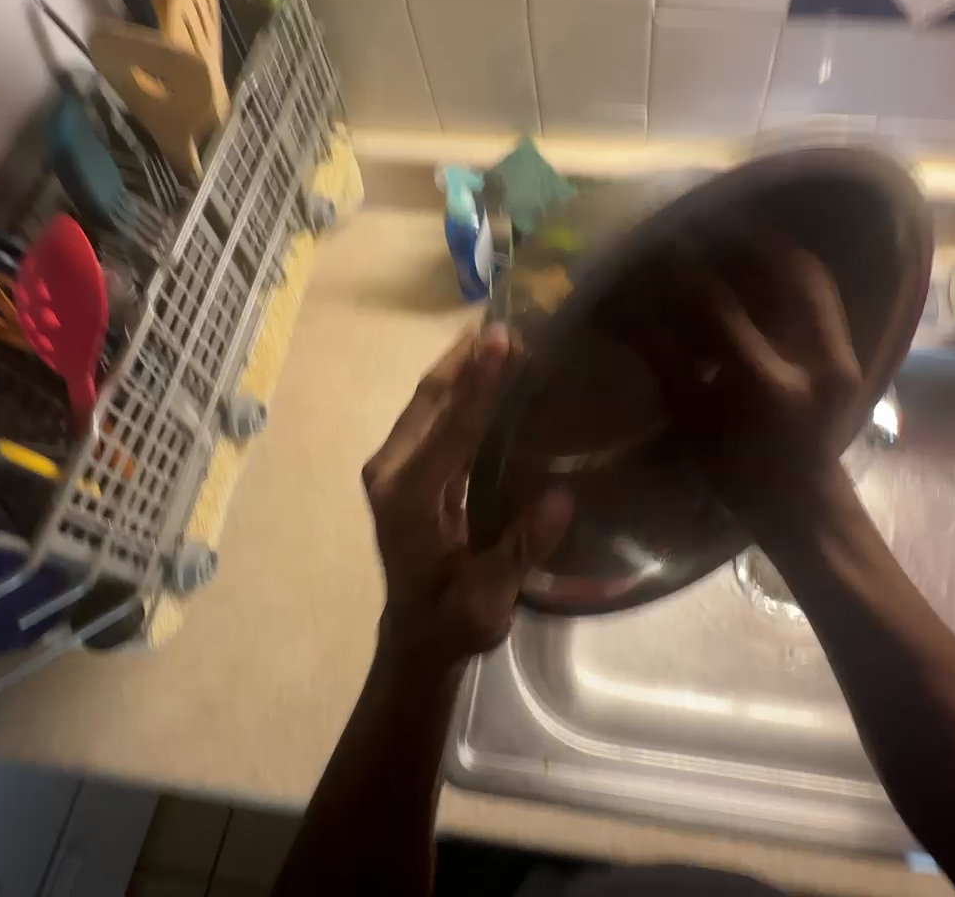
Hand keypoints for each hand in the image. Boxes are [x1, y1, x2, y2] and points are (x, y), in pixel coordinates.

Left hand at [361, 322, 573, 670]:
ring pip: (428, 399)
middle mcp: (392, 472)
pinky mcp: (407, 466)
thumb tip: (562, 498)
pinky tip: (486, 367)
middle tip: (510, 320)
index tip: (504, 341)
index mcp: (408, 499)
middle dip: (469, 357)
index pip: (449, 429)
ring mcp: (395, 466)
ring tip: (500, 330)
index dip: (479, 385)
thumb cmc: (453, 620)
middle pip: (430, 398)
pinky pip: (433, 413)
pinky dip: (459, 385)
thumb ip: (519, 550)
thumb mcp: (487, 600)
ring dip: (462, 364)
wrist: (417, 636)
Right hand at [616, 234, 863, 534]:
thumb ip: (665, 362)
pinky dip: (791, 268)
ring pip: (813, 278)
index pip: (722, 312)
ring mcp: (842, 356)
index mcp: (769, 389)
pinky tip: (763, 258)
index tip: (662, 247)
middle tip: (711, 217)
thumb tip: (625, 312)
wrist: (801, 498)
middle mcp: (816, 365)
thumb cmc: (735, 472)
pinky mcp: (848, 352)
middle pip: (789, 276)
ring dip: (775, 245)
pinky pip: (822, 293)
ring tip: (737, 227)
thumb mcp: (691, 422)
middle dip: (748, 237)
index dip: (687, 274)